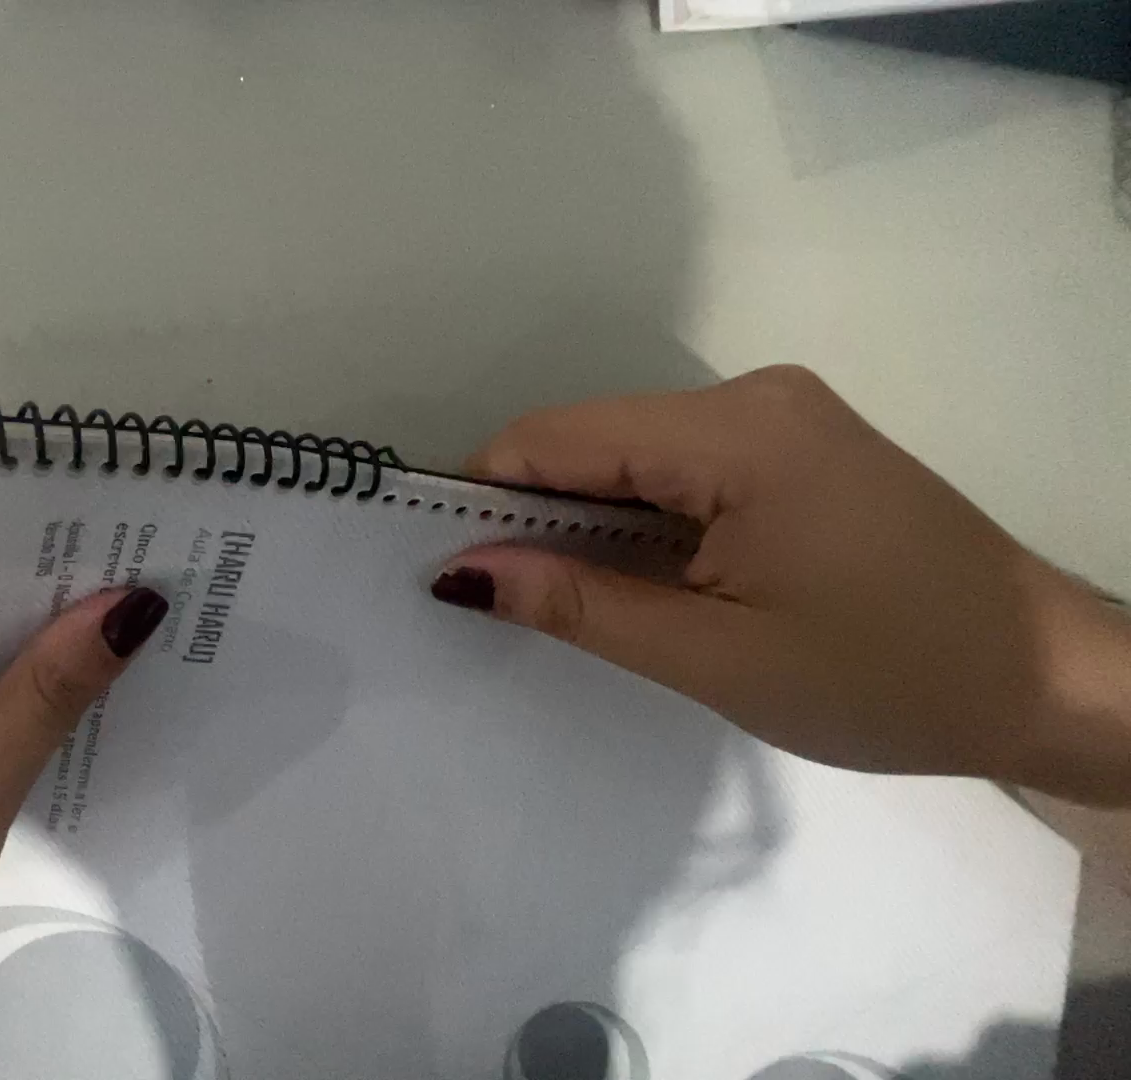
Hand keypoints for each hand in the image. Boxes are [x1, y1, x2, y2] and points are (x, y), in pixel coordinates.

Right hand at [432, 366, 1130, 805]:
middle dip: (526, 509)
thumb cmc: (888, 679)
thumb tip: (457, 574)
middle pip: (580, 438)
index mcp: (736, 435)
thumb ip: (574, 604)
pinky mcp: (778, 441)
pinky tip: (630, 568)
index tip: (453, 565)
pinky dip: (618, 513)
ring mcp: (767, 414)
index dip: (485, 494)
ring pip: (612, 451)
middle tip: (509, 592)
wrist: (1056, 686)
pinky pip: (657, 463)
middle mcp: (747, 398)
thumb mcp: (711, 658)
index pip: (554, 437)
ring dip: (572, 515)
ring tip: (569, 590)